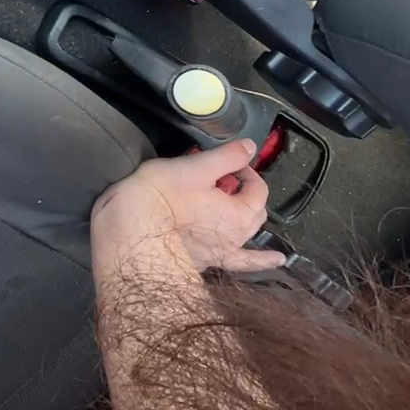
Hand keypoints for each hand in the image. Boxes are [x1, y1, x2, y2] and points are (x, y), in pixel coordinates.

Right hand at [91, 141, 284, 273]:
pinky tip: (275, 260)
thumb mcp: (194, 167)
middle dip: (243, 191)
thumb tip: (250, 146)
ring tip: (238, 207)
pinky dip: (262, 261)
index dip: (244, 169)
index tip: (226, 161)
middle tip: (220, 178)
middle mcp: (239, 234)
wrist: (134, 228)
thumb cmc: (160, 196)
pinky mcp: (209, 261)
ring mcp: (225, 251)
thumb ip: (225, 157)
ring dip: (248, 217)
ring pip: (248, 232)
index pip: (256, 187)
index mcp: (239, 211)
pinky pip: (244, 262)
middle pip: (254, 209)